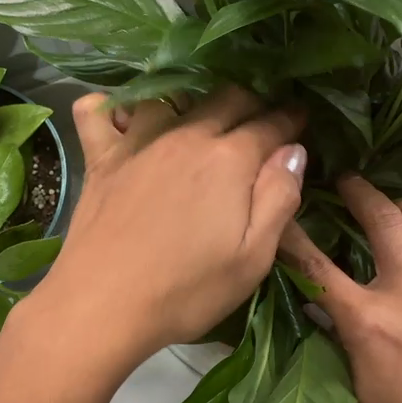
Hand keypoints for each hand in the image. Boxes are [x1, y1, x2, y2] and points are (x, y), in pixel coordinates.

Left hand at [30, 86, 305, 367]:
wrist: (103, 306)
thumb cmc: (187, 291)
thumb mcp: (253, 258)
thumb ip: (279, 198)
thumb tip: (294, 150)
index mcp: (231, 160)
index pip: (272, 123)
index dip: (291, 119)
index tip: (301, 119)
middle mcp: (187, 136)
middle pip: (228, 98)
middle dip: (253, 102)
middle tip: (262, 120)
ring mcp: (139, 143)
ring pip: (172, 97)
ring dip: (194, 99)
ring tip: (203, 116)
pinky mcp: (101, 158)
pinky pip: (100, 111)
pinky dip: (114, 106)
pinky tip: (126, 119)